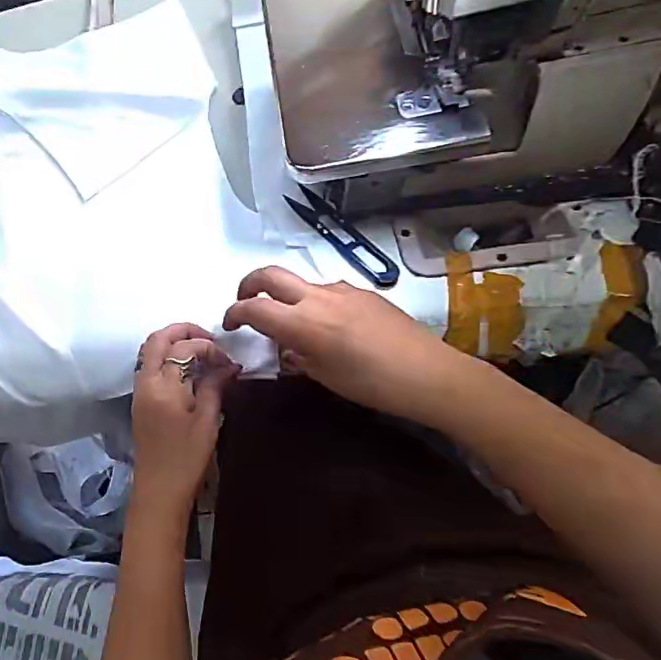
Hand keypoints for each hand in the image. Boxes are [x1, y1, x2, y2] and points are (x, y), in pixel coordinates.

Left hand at [130, 323, 238, 516]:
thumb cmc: (186, 458)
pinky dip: (167, 359)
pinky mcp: (140, 401)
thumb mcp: (207, 421)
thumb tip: (228, 366)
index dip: (209, 347)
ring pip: (150, 351)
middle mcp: (145, 382)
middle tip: (210, 339)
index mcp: (162, 385)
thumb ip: (214, 387)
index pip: (184, 347)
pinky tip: (189, 370)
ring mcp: (140, 391)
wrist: (159, 489)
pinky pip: (150, 367)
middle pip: (158, 339)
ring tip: (202, 352)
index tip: (228, 362)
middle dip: (184, 331)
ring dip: (174, 343)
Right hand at [222, 266, 494, 425]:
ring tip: (291, 322)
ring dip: (286, 295)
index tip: (229, 323)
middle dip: (249, 285)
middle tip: (245, 302)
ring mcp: (343, 291)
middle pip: (270, 275)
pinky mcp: (364, 293)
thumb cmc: (372, 384)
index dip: (234, 313)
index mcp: (303, 322)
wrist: (431, 374)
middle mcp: (318, 298)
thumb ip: (298, 356)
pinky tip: (328, 325)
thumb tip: (288, 348)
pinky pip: (327, 291)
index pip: (254, 307)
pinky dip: (314, 301)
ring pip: (301, 283)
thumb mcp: (325, 376)